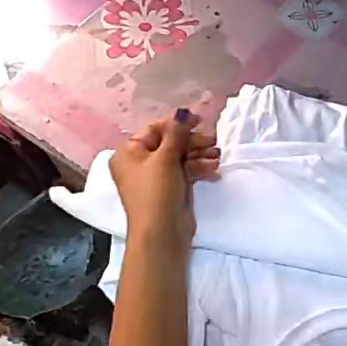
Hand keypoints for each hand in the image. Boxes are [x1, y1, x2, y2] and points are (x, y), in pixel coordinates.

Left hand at [109, 109, 219, 245]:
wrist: (162, 234)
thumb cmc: (156, 192)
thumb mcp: (165, 158)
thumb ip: (177, 132)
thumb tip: (183, 111)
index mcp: (129, 153)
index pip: (154, 130)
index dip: (177, 124)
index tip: (200, 120)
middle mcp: (139, 164)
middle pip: (169, 143)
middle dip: (192, 142)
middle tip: (213, 142)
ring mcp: (156, 178)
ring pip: (179, 158)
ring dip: (199, 155)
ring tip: (217, 156)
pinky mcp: (170, 190)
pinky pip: (184, 172)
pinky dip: (198, 168)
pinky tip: (213, 169)